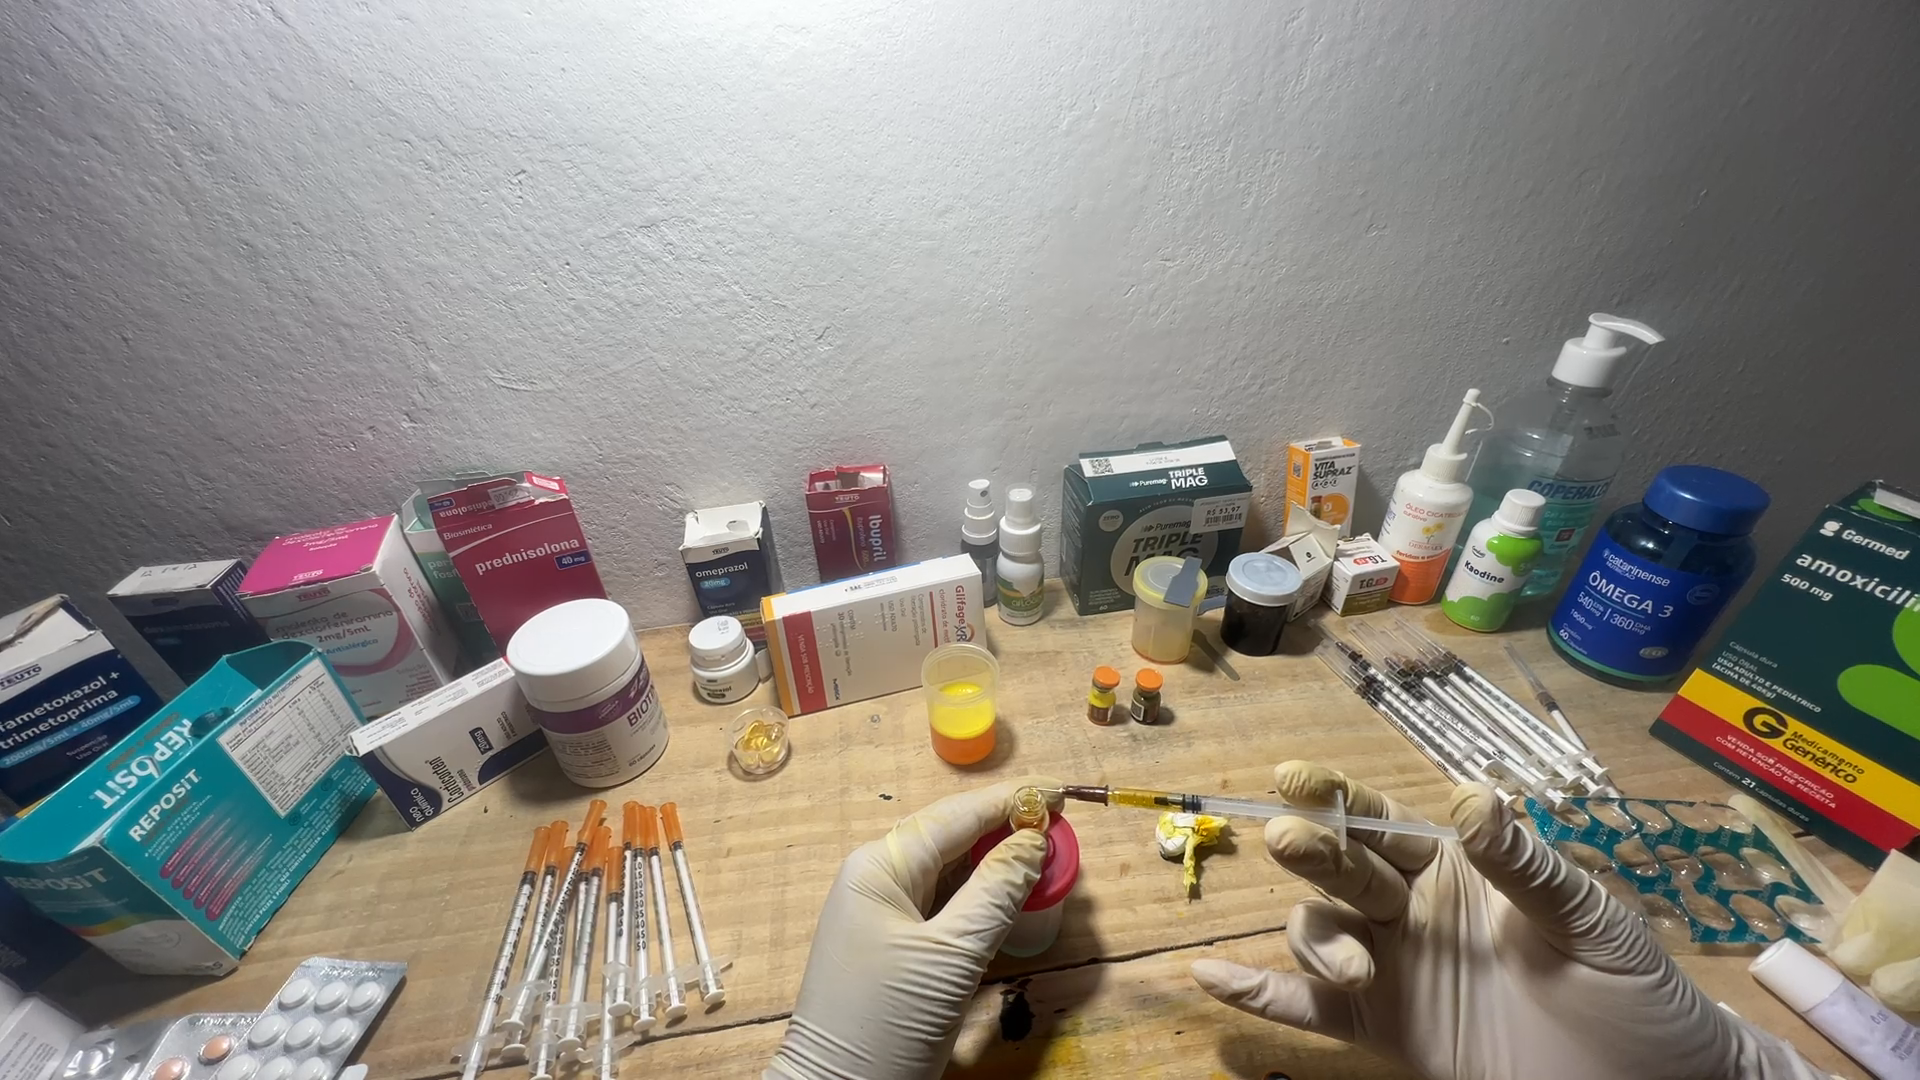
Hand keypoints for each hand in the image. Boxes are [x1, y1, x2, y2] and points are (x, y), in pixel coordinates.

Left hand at [766, 777, 1059, 1079]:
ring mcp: (885, 910)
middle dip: (1004, 829)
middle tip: (1057, 823)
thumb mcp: (951, 956)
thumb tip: (1033, 841)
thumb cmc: (887, 1020)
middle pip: (953, 838)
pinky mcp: (896, 943)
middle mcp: (880, 876)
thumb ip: (996, 892)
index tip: (1056, 789)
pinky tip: (1010, 892)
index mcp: (882, 865)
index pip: (955, 816)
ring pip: (951, 871)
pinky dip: (980, 896)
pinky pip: (944, 904)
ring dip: (996, 863)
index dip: (1008, 800)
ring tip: (1042, 852)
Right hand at [1190, 762, 1827, 1079]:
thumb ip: (1526, 865)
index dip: (1334, 793)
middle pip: (1338, 867)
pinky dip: (1257, 992)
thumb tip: (1472, 798)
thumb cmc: (1631, 991)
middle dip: (1312, 849)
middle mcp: (1402, 906)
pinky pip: (1307, 1007)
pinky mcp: (1381, 1025)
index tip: (1296, 777)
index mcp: (1446, 867)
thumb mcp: (1590, 922)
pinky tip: (1209, 976)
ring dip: (1317, 939)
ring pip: (1318, 929)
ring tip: (1355, 972)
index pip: (1377, 818)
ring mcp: (1386, 965)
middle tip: (1292, 840)